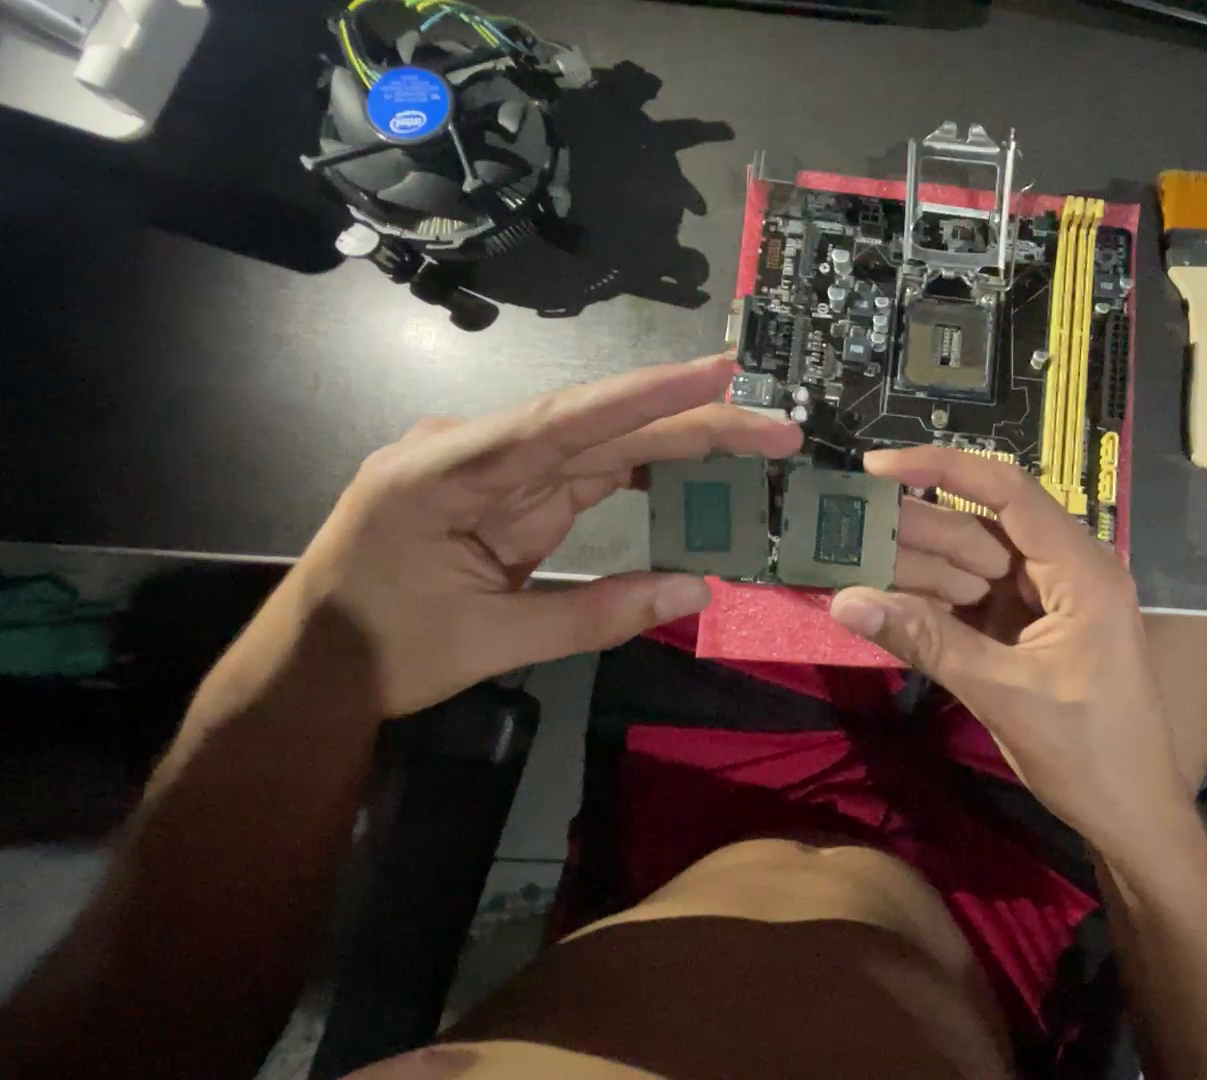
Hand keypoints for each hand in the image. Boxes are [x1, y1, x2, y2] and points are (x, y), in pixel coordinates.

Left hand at [261, 357, 792, 716]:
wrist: (314, 664)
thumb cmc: (381, 650)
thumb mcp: (491, 641)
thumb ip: (597, 614)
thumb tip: (700, 589)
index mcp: (447, 472)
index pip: (564, 422)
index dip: (648, 395)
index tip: (718, 375)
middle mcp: (476, 451)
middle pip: (599, 426)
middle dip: (691, 421)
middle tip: (773, 422)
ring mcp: (496, 467)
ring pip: (602, 443)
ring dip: (678, 440)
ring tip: (753, 437)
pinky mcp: (512, 490)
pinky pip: (589, 470)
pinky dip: (645, 471)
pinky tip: (695, 470)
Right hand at [828, 447, 1191, 858]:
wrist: (1133, 814)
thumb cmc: (1087, 753)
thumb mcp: (1003, 694)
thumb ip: (926, 641)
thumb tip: (846, 600)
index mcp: (1082, 572)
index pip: (1010, 493)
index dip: (944, 468)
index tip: (880, 464)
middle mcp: (1070, 571)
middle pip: (983, 530)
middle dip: (916, 531)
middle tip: (846, 531)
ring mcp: (1053, 600)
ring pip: (976, 564)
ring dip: (921, 569)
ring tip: (854, 563)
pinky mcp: (1036, 628)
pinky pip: (981, 599)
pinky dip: (939, 602)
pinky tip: (891, 600)